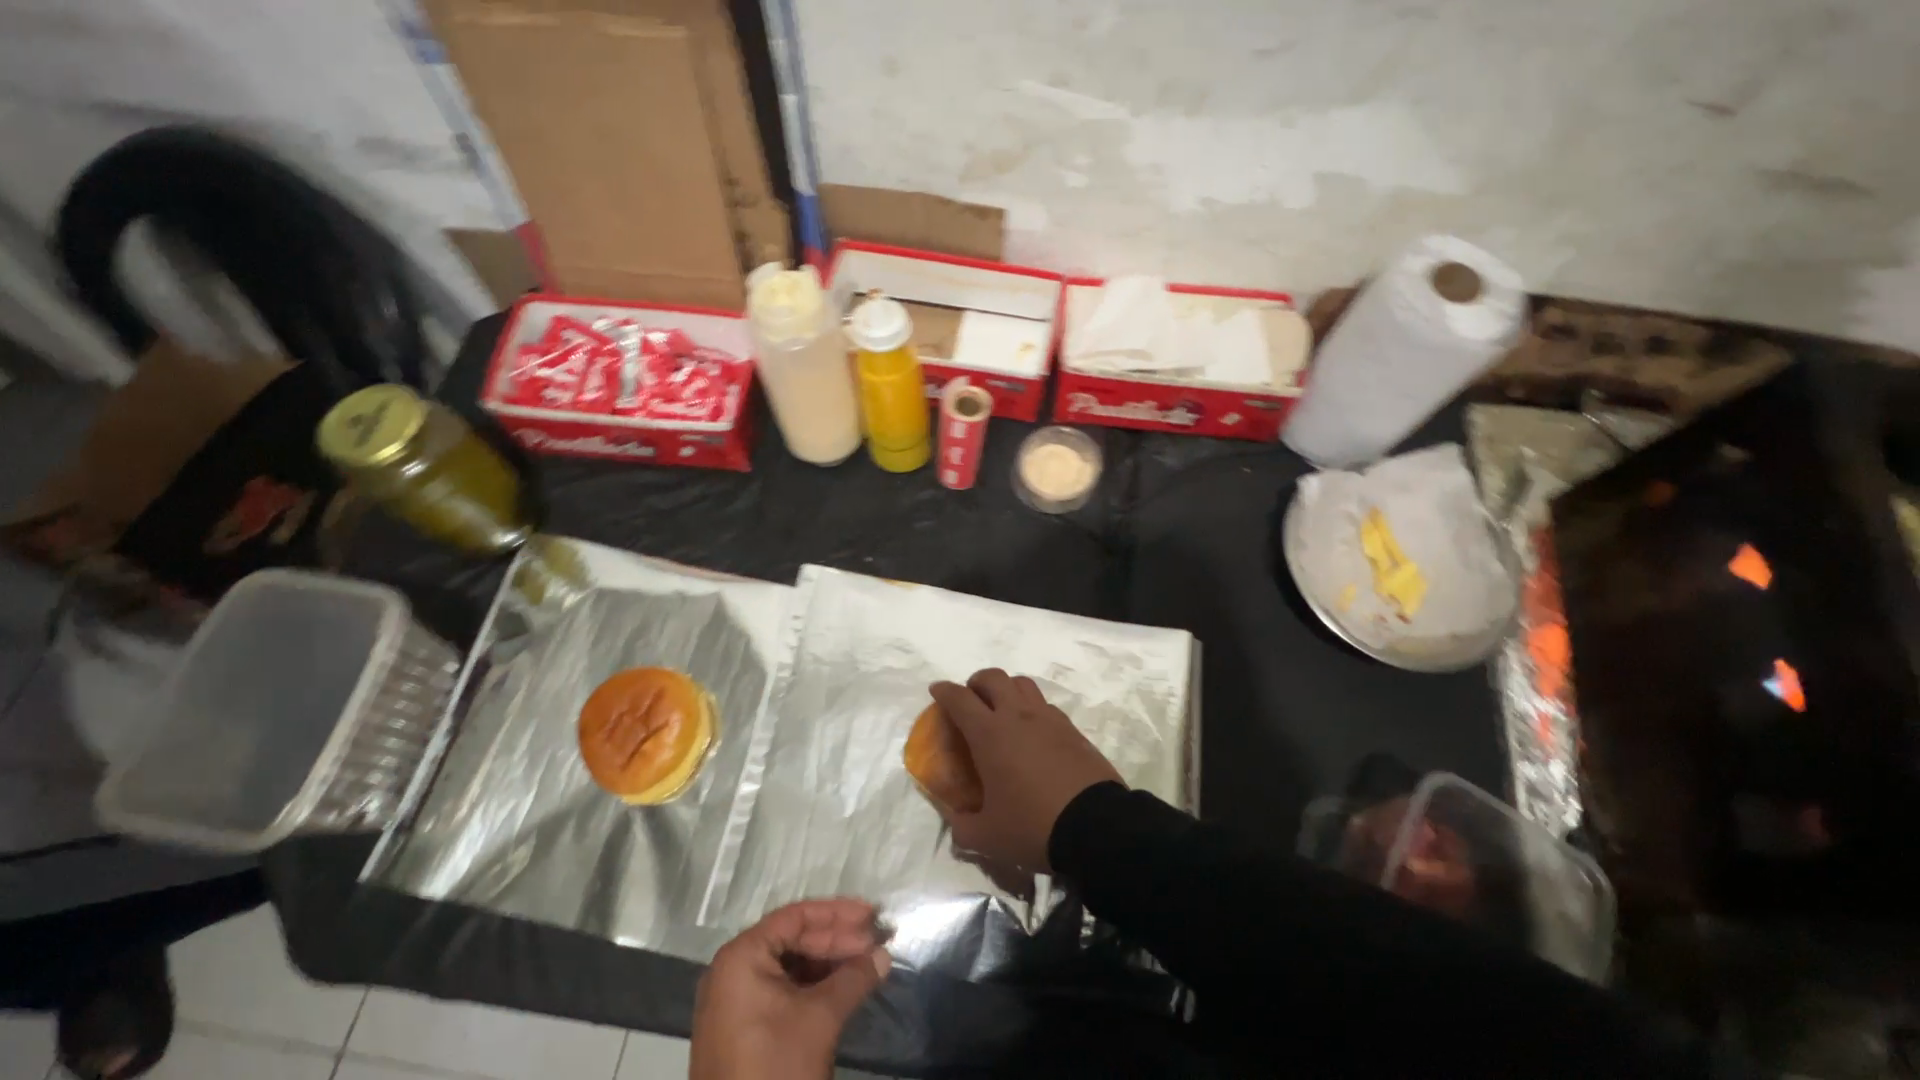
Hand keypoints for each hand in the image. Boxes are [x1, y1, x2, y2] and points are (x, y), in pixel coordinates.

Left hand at [690, 898, 890, 1079]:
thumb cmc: (776, 1067)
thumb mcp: (820, 1018)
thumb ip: (854, 978)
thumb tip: (883, 955)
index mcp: (742, 957)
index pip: (795, 917)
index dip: (837, 913)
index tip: (872, 915)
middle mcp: (732, 970)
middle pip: (791, 939)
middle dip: (836, 940)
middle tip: (876, 942)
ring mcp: (734, 1000)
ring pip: (788, 966)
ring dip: (827, 963)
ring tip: (867, 964)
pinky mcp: (742, 1026)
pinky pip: (780, 990)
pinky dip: (812, 986)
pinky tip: (844, 988)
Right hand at [929, 669, 1122, 871]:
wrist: (1096, 828)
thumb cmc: (1032, 826)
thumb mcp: (987, 836)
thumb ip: (962, 826)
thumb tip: (956, 820)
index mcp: (990, 735)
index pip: (960, 699)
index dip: (944, 691)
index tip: (937, 691)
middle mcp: (1018, 717)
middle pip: (994, 677)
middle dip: (976, 682)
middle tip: (971, 700)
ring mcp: (1050, 720)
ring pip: (1024, 684)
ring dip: (1007, 689)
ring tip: (1002, 710)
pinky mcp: (1074, 731)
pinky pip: (1046, 706)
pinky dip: (1032, 709)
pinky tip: (1033, 733)